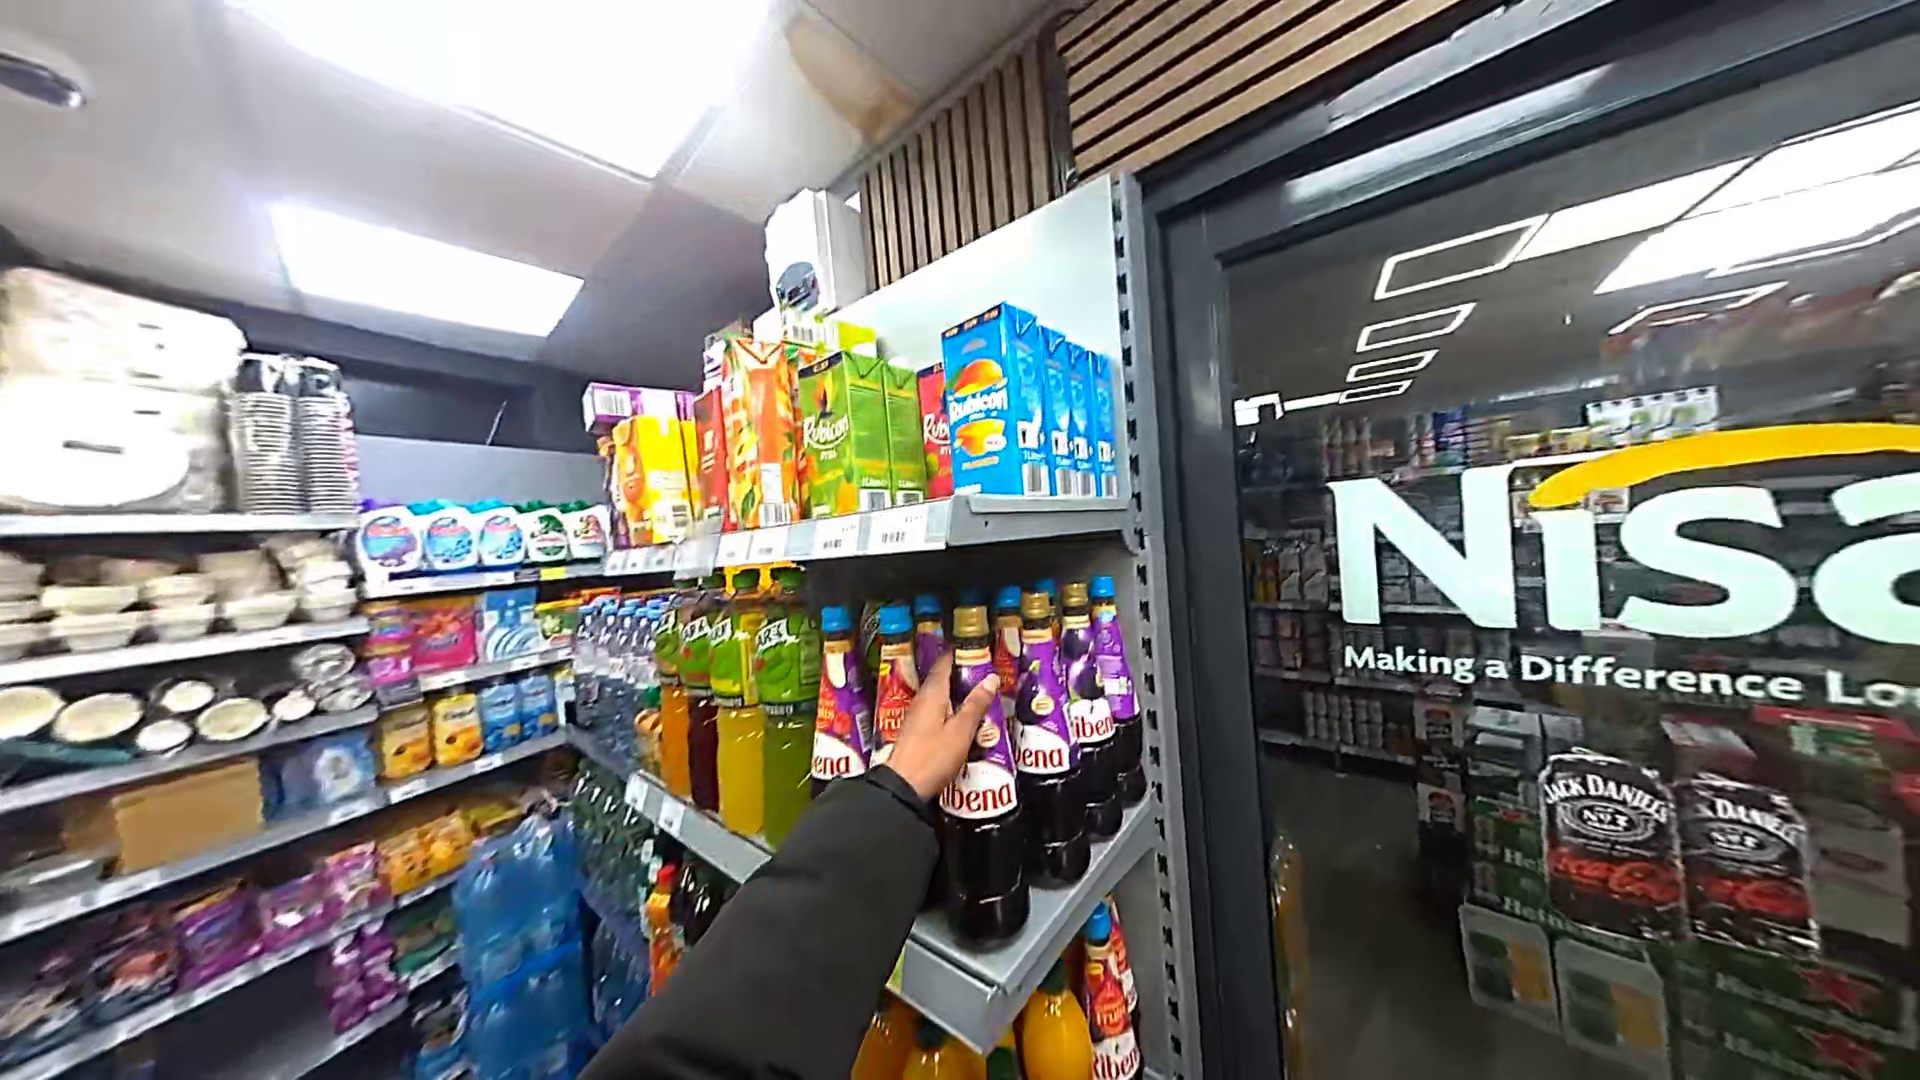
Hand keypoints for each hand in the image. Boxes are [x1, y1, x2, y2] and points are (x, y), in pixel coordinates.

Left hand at [887, 652, 999, 800]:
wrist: (903, 787)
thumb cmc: (932, 757)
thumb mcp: (961, 731)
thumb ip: (975, 705)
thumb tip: (991, 678)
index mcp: (932, 694)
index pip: (944, 663)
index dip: (958, 653)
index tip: (975, 647)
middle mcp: (922, 700)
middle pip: (942, 678)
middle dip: (960, 672)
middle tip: (983, 670)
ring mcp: (917, 715)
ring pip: (939, 694)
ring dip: (956, 691)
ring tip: (978, 691)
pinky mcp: (917, 731)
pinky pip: (936, 709)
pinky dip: (950, 706)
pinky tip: (962, 716)